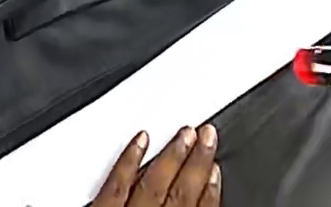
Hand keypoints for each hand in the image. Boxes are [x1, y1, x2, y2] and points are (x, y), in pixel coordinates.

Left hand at [90, 126, 219, 206]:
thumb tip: (197, 201)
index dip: (209, 191)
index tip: (215, 168)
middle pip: (179, 193)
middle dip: (196, 162)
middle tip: (207, 133)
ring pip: (153, 183)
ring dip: (171, 156)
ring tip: (185, 131)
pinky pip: (115, 185)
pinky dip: (129, 160)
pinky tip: (141, 138)